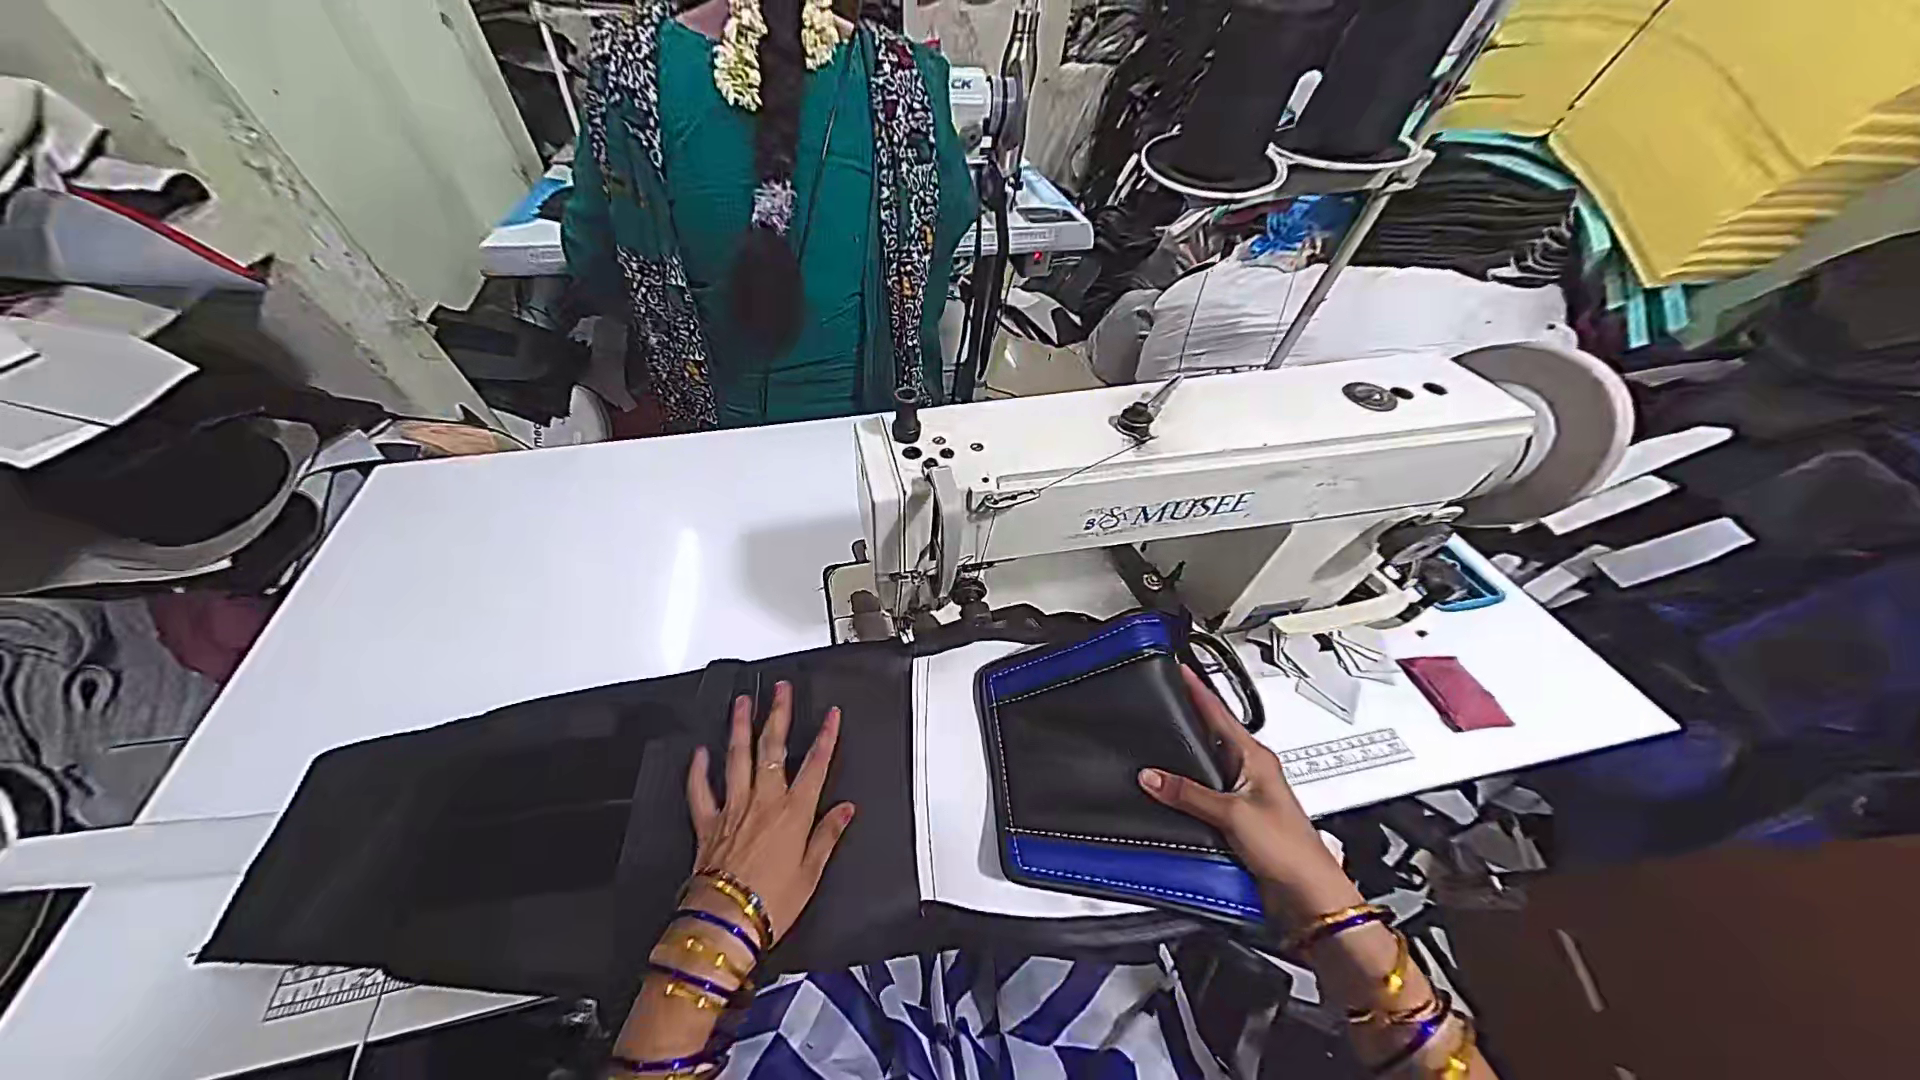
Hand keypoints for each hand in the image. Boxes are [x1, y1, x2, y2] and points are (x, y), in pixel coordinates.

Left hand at [685, 681, 855, 943]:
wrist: (724, 925)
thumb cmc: (769, 904)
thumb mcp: (812, 873)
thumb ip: (828, 835)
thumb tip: (845, 811)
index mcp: (793, 813)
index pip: (816, 764)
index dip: (826, 736)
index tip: (832, 715)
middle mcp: (763, 803)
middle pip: (773, 748)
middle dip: (779, 715)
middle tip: (781, 690)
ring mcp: (734, 809)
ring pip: (737, 757)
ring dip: (740, 727)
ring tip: (743, 703)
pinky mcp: (708, 824)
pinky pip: (701, 791)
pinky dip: (698, 770)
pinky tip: (700, 753)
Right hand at [1138, 668, 1359, 919]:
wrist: (1310, 897)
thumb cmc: (1291, 850)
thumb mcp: (1232, 813)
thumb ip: (1188, 793)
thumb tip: (1152, 775)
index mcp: (1256, 757)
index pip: (1219, 712)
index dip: (1197, 689)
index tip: (1179, 668)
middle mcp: (1251, 770)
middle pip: (1212, 734)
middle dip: (1188, 717)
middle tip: (1164, 698)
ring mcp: (1244, 794)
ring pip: (1207, 763)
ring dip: (1185, 756)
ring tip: (1161, 737)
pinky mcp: (1237, 817)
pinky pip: (1205, 791)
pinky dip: (1187, 786)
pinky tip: (1171, 787)